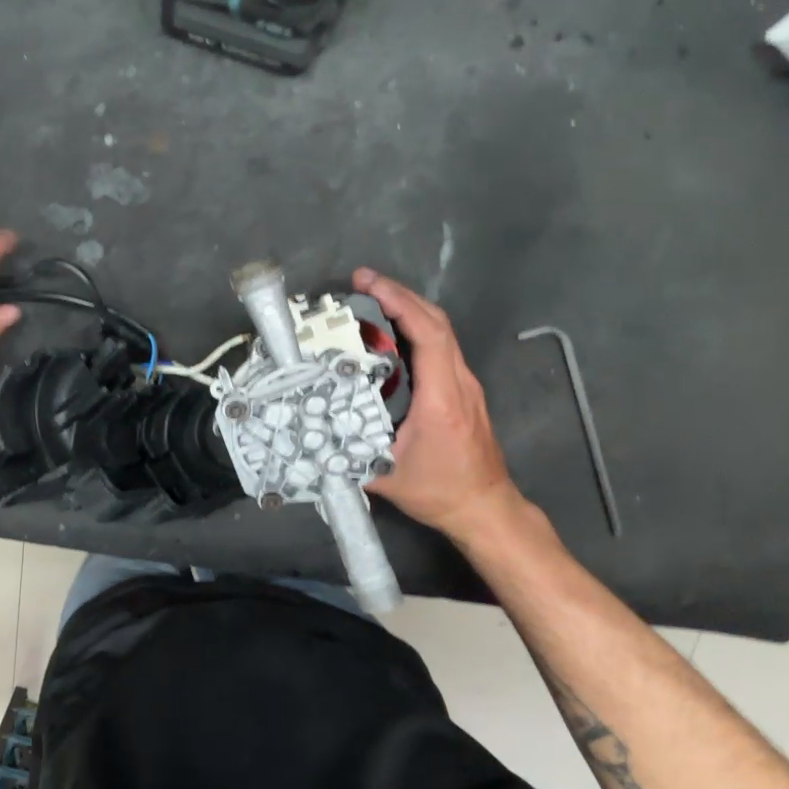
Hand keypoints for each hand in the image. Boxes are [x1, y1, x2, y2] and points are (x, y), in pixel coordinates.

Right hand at [353, 267, 519, 540]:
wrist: (483, 506)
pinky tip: (386, 338)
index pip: (428, 335)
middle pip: (436, 323)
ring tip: (369, 303)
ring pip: (440, 333)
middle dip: (400, 296)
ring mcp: (464, 385)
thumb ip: (346, 450)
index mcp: (442, 398)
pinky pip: (439, 350)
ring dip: (407, 311)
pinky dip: (413, 332)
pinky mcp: (461, 392)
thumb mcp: (384, 473)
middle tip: (362, 282)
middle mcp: (459, 383)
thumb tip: (306, 432)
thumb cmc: (438, 490)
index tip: (369, 285)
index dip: (400, 304)